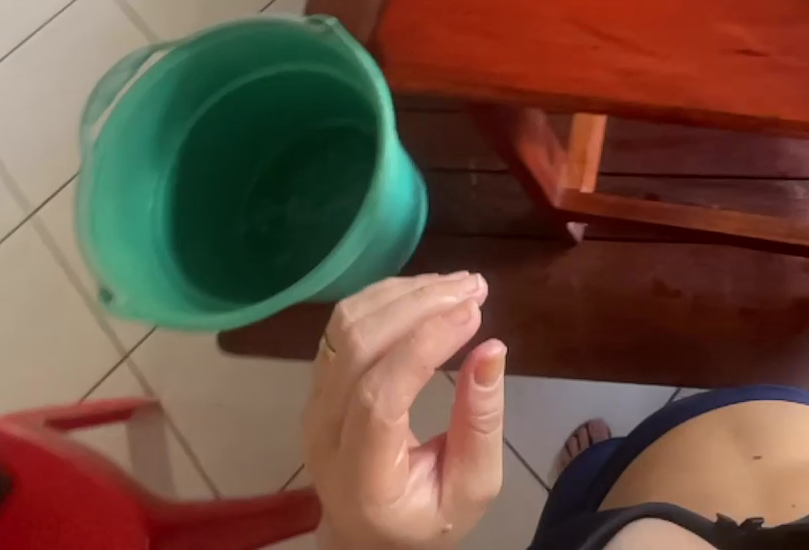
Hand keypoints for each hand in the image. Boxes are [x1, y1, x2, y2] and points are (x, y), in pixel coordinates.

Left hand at [304, 272, 506, 549]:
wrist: (367, 530)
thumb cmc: (425, 513)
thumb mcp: (472, 488)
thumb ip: (481, 423)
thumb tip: (493, 348)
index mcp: (360, 476)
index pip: (380, 397)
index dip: (425, 345)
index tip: (474, 312)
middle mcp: (324, 431)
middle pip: (361, 347)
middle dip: (422, 305)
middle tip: (476, 287)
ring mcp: (315, 399)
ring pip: (349, 324)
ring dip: (407, 292)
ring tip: (459, 284)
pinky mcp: (320, 376)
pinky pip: (346, 321)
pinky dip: (390, 294)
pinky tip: (428, 290)